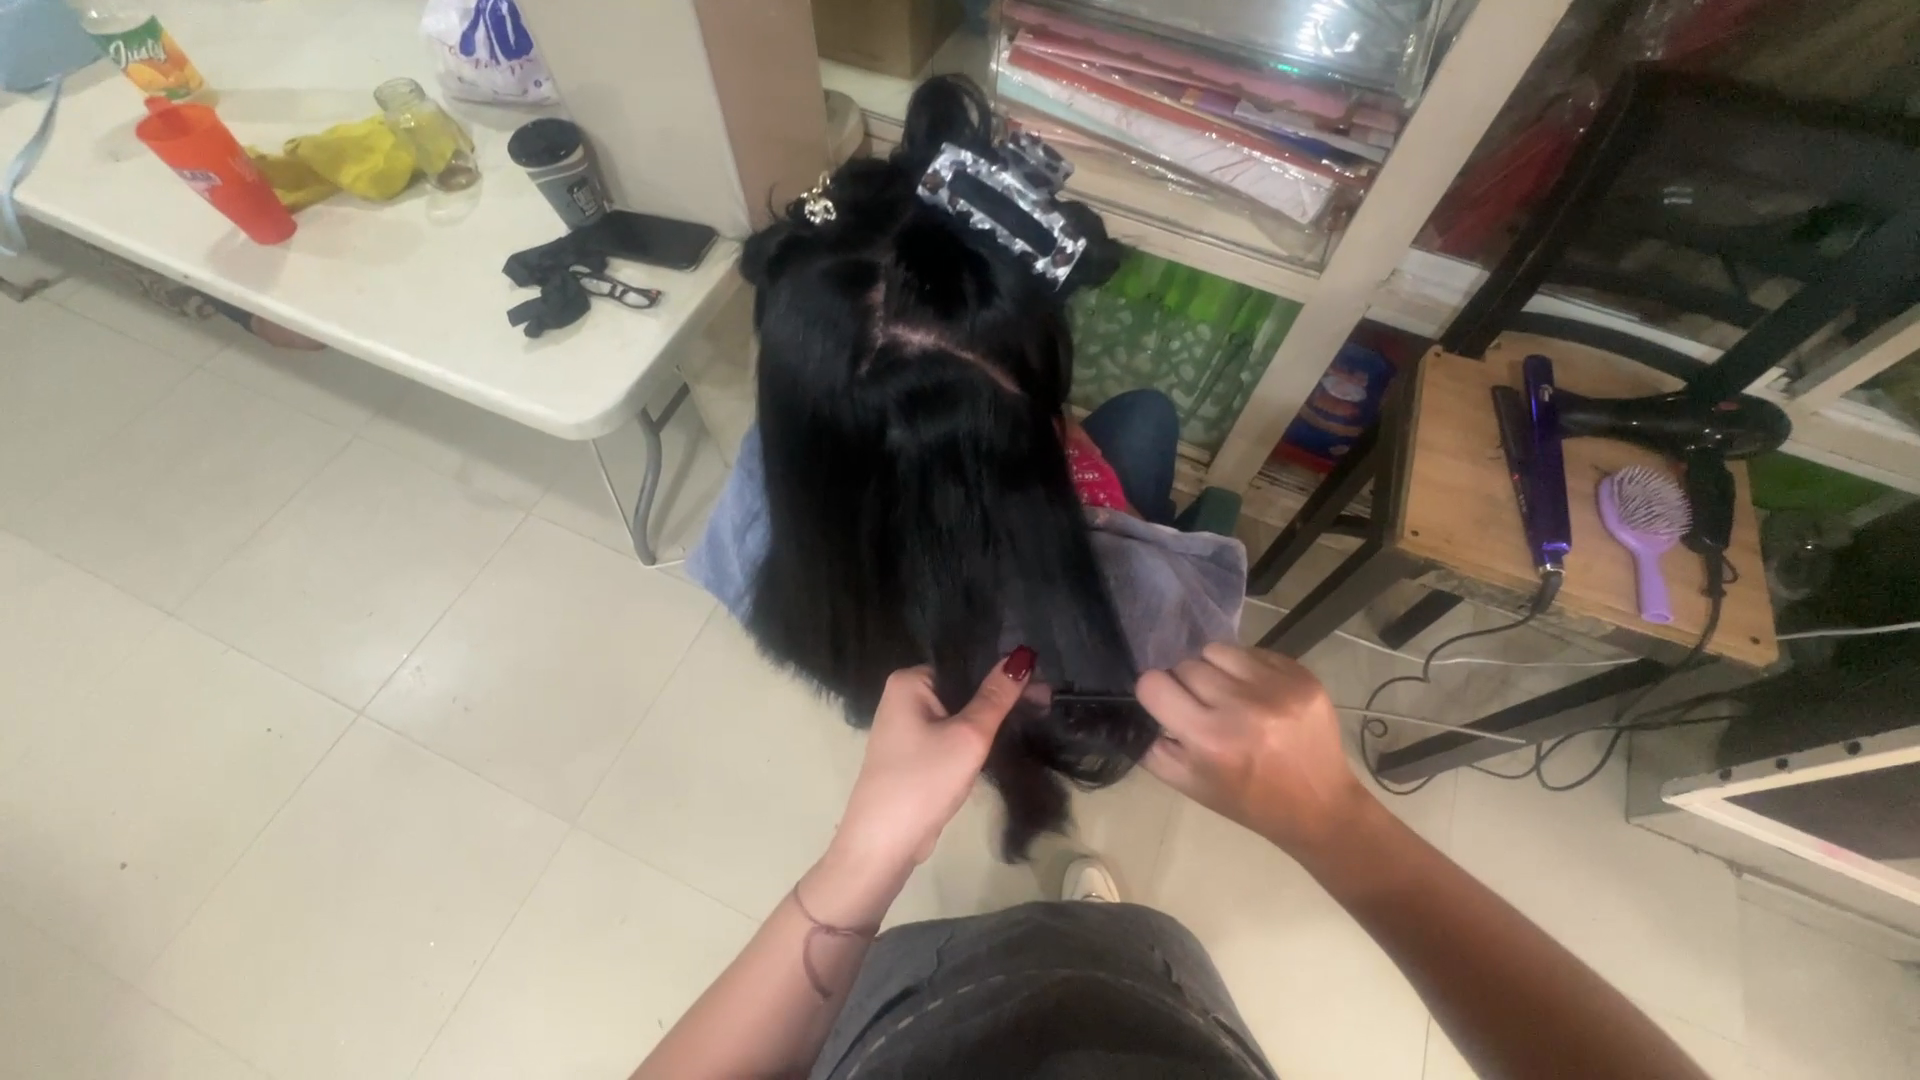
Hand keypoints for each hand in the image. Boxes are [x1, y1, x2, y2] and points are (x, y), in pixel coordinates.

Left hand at [832, 648, 1032, 873]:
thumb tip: (1023, 655)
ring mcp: (906, 726)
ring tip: (1036, 711)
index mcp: (909, 680)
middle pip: (962, 686)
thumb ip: (997, 695)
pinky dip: (974, 735)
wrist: (884, 843)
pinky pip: (950, 733)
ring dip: (991, 716)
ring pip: (958, 711)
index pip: (965, 662)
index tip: (1042, 679)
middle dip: (1002, 693)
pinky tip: (1004, 736)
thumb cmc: (925, 780)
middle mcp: (902, 696)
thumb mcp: (969, 735)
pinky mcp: (914, 753)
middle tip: (1047, 698)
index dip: (1003, 671)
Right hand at [1137, 643, 1373, 855]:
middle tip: (1203, 708)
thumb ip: (1151, 746)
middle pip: (1185, 665)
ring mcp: (1277, 687)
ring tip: (1229, 696)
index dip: (1155, 694)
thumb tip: (1138, 708)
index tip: (1167, 706)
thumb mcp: (1188, 784)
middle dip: (1187, 685)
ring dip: (1214, 670)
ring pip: (1216, 651)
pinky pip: (1251, 652)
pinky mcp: (1300, 675)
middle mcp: (1242, 707)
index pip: (1153, 684)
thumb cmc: (1248, 801)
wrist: (1320, 806)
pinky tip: (1258, 696)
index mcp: (1210, 739)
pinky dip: (1246, 669)